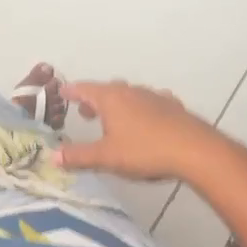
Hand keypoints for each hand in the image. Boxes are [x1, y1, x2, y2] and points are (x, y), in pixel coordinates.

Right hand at [54, 80, 221, 181]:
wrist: (194, 149)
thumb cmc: (144, 150)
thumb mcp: (107, 157)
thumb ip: (79, 156)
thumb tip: (53, 156)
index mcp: (110, 99)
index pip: (84, 89)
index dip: (71, 91)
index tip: (61, 92)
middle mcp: (130, 91)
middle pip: (106, 90)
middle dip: (94, 100)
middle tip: (86, 113)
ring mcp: (153, 96)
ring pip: (129, 94)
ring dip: (119, 103)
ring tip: (115, 119)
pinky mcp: (172, 106)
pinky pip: (151, 102)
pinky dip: (142, 108)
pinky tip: (147, 119)